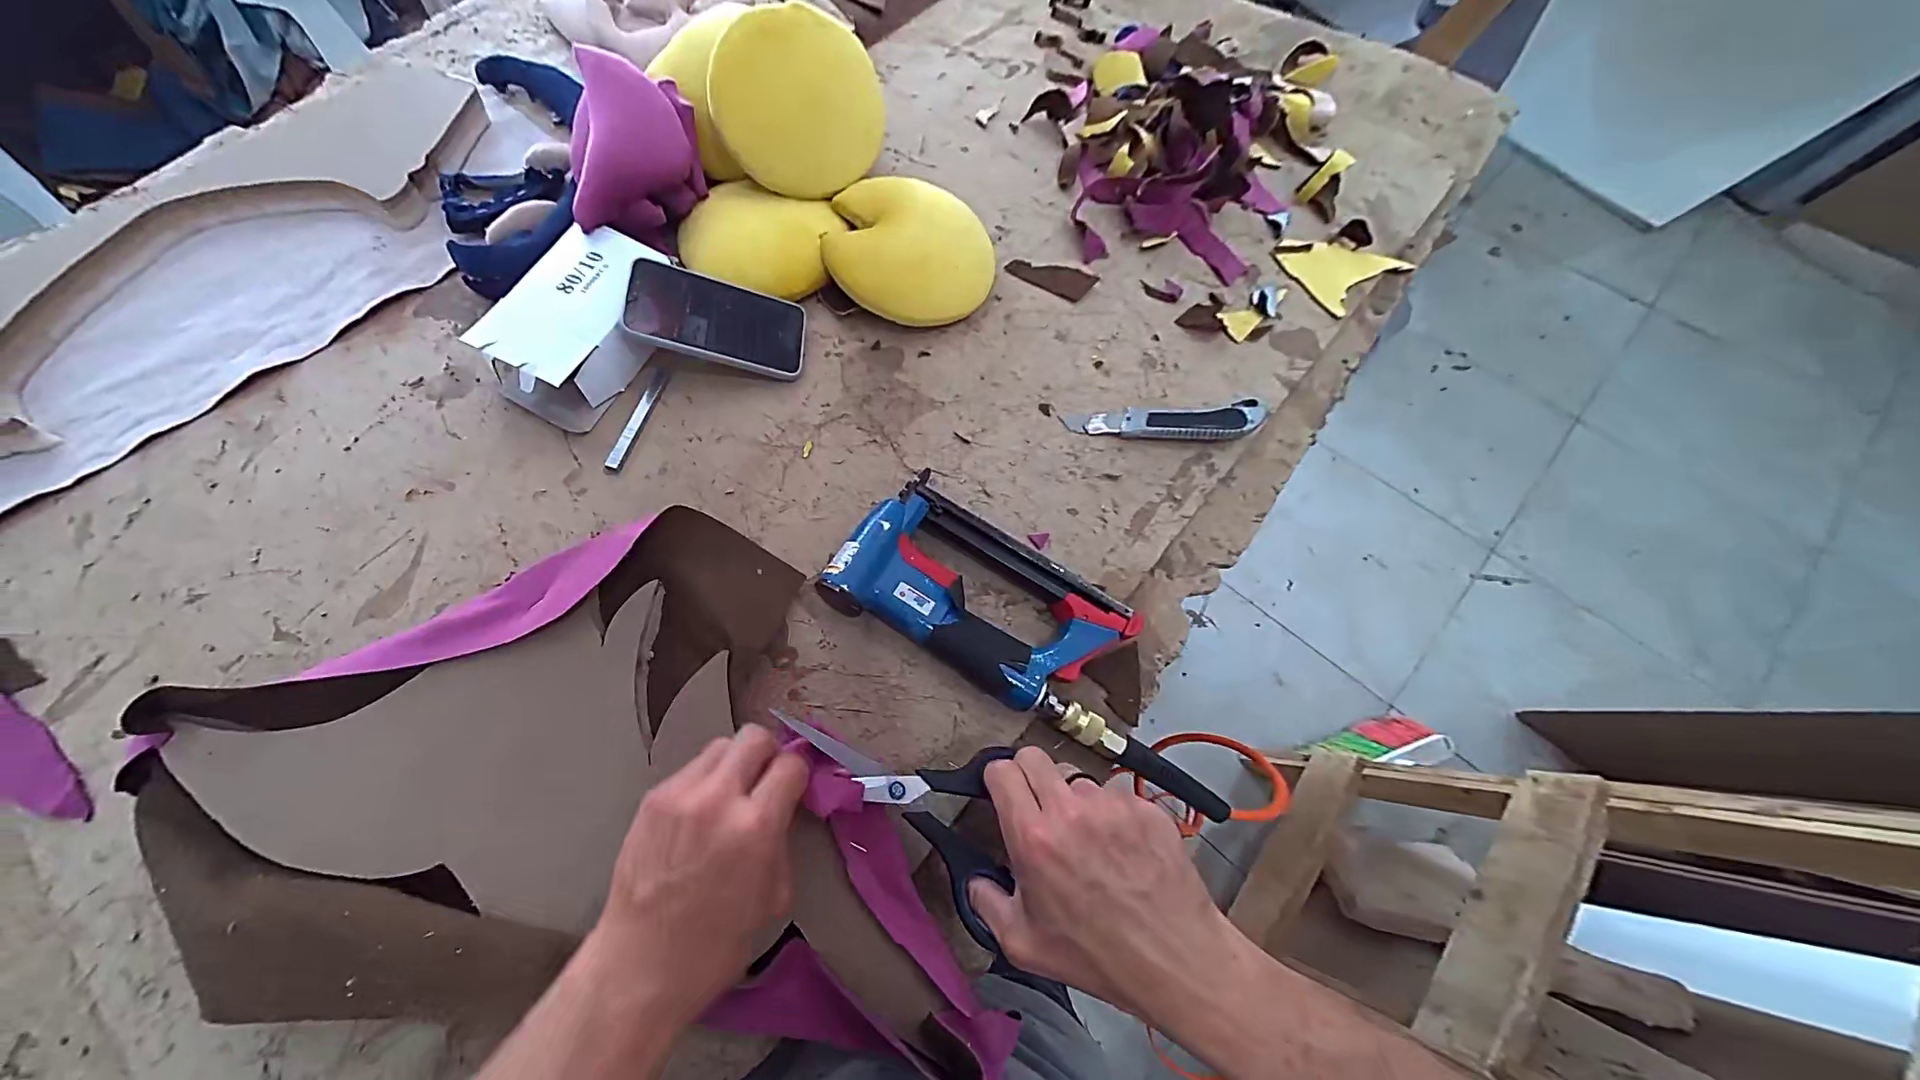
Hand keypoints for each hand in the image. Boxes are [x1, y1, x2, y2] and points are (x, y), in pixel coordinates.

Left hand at [590, 724, 809, 1023]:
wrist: (639, 967)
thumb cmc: (716, 945)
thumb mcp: (773, 894)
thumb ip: (781, 839)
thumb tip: (783, 809)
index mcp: (755, 826)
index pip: (791, 764)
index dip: (798, 774)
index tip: (795, 788)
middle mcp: (718, 799)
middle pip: (755, 736)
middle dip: (768, 753)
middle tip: (766, 779)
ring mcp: (679, 795)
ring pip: (720, 746)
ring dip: (735, 764)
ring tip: (730, 795)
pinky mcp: (651, 800)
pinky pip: (690, 770)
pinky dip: (705, 782)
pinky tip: (700, 815)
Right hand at [967, 747, 1241, 1018]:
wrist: (1174, 960)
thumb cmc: (1103, 956)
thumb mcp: (1023, 943)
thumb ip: (987, 904)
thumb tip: (977, 882)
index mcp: (1034, 838)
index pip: (1002, 771)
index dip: (996, 777)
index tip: (999, 787)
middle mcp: (1072, 812)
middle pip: (1034, 756)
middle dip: (1027, 774)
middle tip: (1035, 803)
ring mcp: (1111, 805)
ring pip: (1076, 778)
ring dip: (1072, 798)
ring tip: (1084, 839)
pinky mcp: (1143, 807)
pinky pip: (1114, 795)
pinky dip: (1110, 813)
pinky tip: (1117, 847)